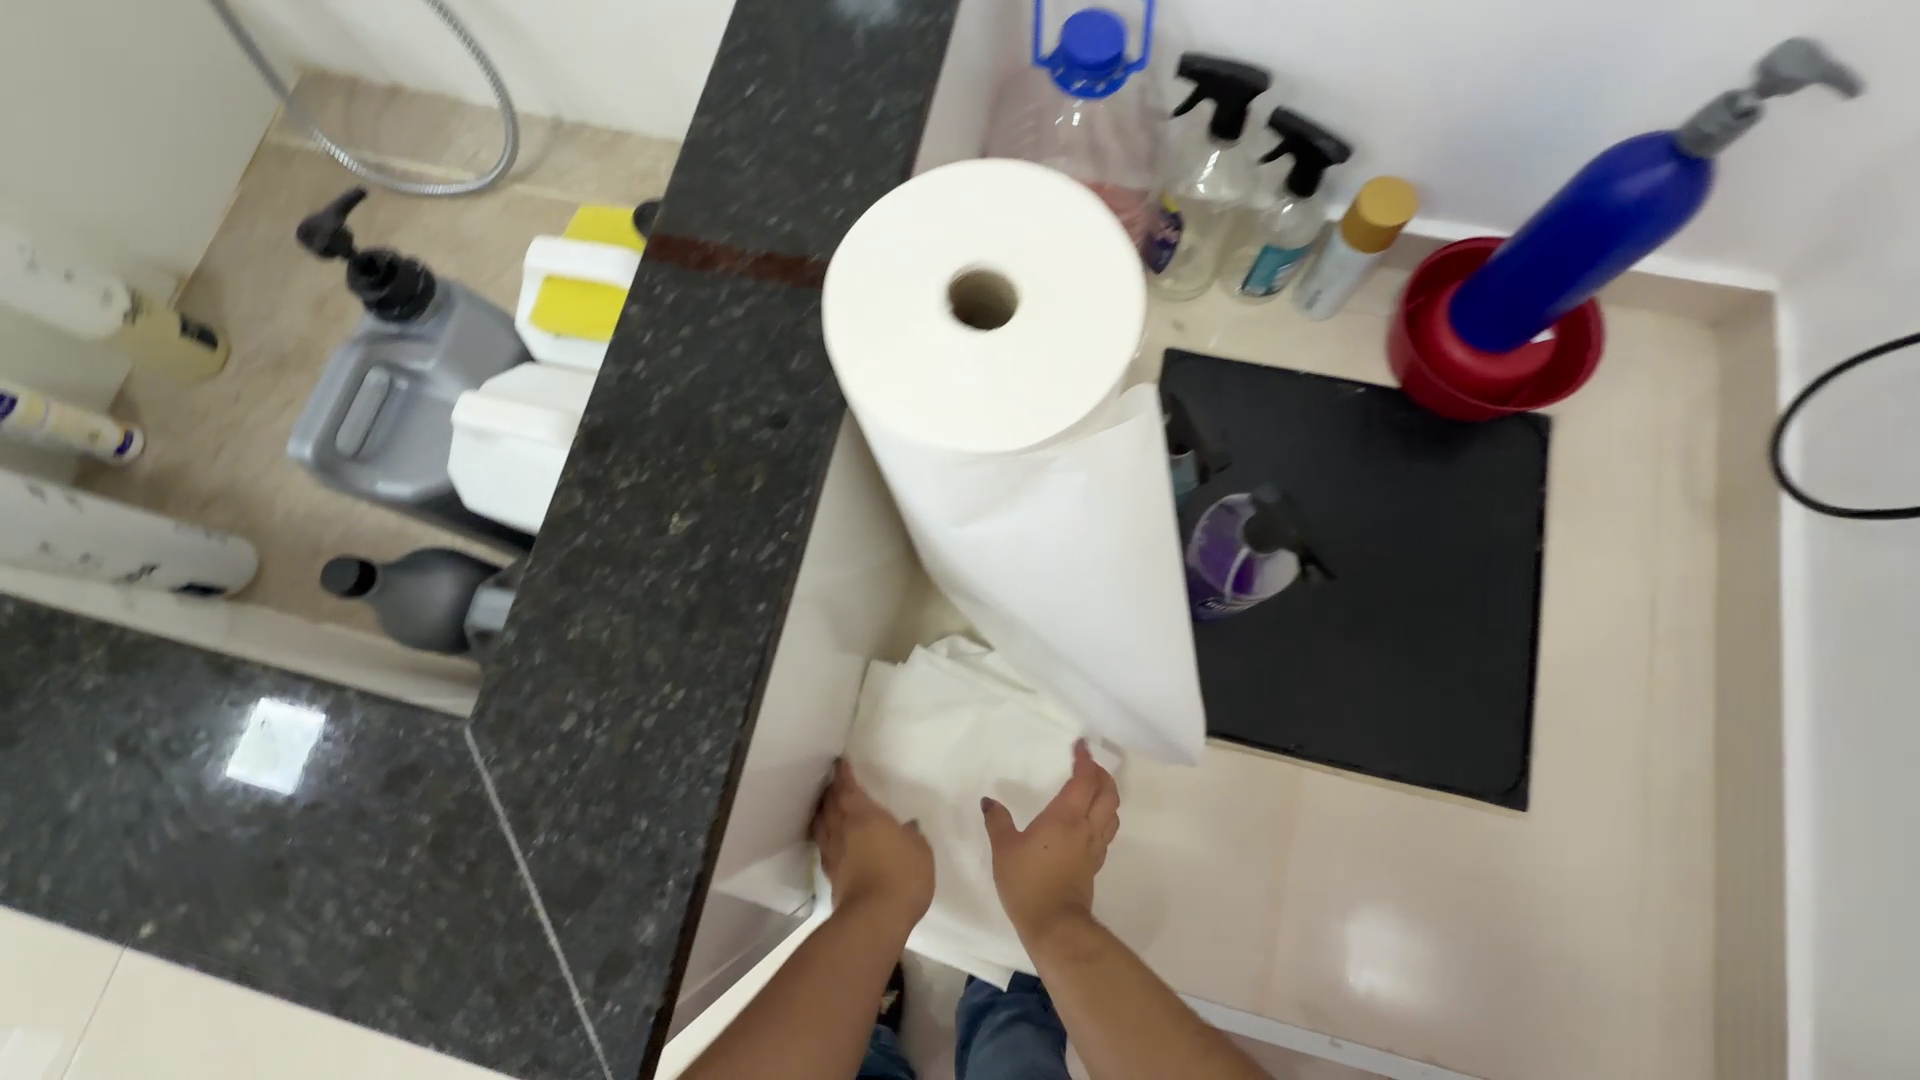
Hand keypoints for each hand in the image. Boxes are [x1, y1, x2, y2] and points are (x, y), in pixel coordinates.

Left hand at [812, 759, 934, 928]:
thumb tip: (907, 828)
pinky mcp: (831, 876)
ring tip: (824, 808)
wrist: (876, 918)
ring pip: (821, 825)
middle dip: (830, 791)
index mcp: (865, 816)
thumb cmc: (903, 875)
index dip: (843, 775)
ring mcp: (834, 854)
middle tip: (831, 783)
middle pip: (830, 804)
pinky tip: (829, 841)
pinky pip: (824, 847)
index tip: (839, 763)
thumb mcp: (919, 850)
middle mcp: (844, 830)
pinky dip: (824, 837)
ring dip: (822, 813)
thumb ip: (911, 836)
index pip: (848, 789)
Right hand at [981, 738, 1119, 947]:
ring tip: (1094, 787)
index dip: (1085, 760)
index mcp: (1065, 817)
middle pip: (1107, 793)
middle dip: (1101, 774)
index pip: (1084, 780)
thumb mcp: (1004, 849)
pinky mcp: (1094, 863)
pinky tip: (1090, 819)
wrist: (1054, 924)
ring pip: (1112, 812)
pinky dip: (1104, 815)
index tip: (1081, 745)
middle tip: (1088, 764)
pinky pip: (1107, 830)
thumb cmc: (1027, 882)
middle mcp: (1086, 827)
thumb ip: (998, 822)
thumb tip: (989, 801)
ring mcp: (1094, 846)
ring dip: (1107, 794)